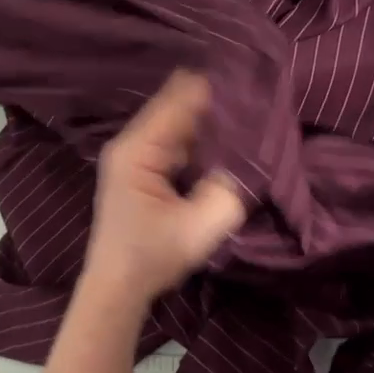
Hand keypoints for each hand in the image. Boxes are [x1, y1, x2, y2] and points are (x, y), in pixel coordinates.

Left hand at [83, 71, 245, 303]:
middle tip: (257, 99)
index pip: (180, 99)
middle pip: (177, 105)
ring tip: (249, 115)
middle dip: (215, 103)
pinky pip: (174, 140)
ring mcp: (133, 154)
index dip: (215, 89)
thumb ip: (228, 191)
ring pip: (177, 122)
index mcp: (138, 148)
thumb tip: (253, 160)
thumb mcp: (199, 229)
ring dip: (209, 121)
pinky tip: (227, 141)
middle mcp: (131, 142)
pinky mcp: (141, 168)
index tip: (252, 84)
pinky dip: (199, 138)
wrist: (116, 288)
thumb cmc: (152, 257)